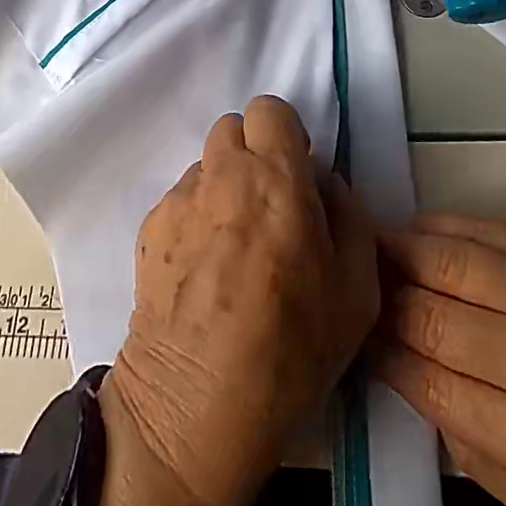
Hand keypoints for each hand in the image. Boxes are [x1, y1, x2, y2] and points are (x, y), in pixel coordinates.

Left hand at [97, 95, 378, 505]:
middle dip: (253, 153)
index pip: (269, 109)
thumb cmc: (291, 349)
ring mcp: (177, 199)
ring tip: (233, 244)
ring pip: (204, 166)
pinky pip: (180, 200)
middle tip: (269, 204)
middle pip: (231, 128)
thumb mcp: (357, 289)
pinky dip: (195, 216)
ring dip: (223, 185)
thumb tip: (320, 182)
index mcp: (275, 181)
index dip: (285, 134)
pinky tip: (203, 267)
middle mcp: (219, 176)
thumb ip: (346, 215)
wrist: (197, 397)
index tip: (295, 170)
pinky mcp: (148, 225)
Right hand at [369, 213, 505, 505]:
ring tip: (368, 258)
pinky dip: (429, 230)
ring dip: (390, 255)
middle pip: (422, 313)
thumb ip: (468, 452)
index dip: (374, 352)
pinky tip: (409, 239)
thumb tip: (399, 369)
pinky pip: (476, 227)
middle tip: (353, 296)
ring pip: (438, 258)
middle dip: (376, 303)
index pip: (420, 376)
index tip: (354, 338)